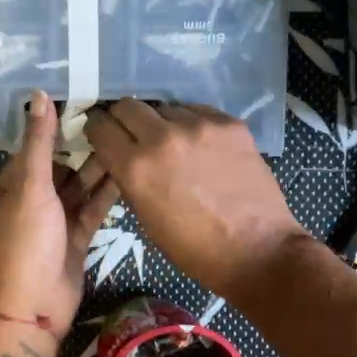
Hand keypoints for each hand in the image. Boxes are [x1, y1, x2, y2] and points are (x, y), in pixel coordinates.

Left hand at [0, 91, 119, 339]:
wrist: (32, 307)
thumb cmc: (24, 241)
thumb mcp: (30, 186)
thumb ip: (38, 142)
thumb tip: (38, 94)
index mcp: (16, 179)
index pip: (41, 141)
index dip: (63, 121)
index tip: (94, 97)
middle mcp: (36, 194)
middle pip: (65, 161)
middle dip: (89, 143)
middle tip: (125, 116)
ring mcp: (58, 216)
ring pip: (83, 183)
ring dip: (103, 165)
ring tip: (135, 138)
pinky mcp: (78, 235)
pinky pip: (95, 206)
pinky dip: (110, 192)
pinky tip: (134, 172)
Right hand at [85, 99, 302, 300]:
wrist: (258, 250)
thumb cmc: (194, 247)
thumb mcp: (145, 218)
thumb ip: (128, 178)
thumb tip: (121, 155)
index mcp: (135, 167)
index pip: (100, 126)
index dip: (98, 130)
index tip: (103, 135)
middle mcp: (162, 138)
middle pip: (127, 106)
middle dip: (124, 119)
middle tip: (134, 134)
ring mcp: (199, 127)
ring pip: (164, 107)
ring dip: (162, 122)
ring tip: (174, 144)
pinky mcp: (229, 124)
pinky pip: (198, 112)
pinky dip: (193, 124)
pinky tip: (202, 145)